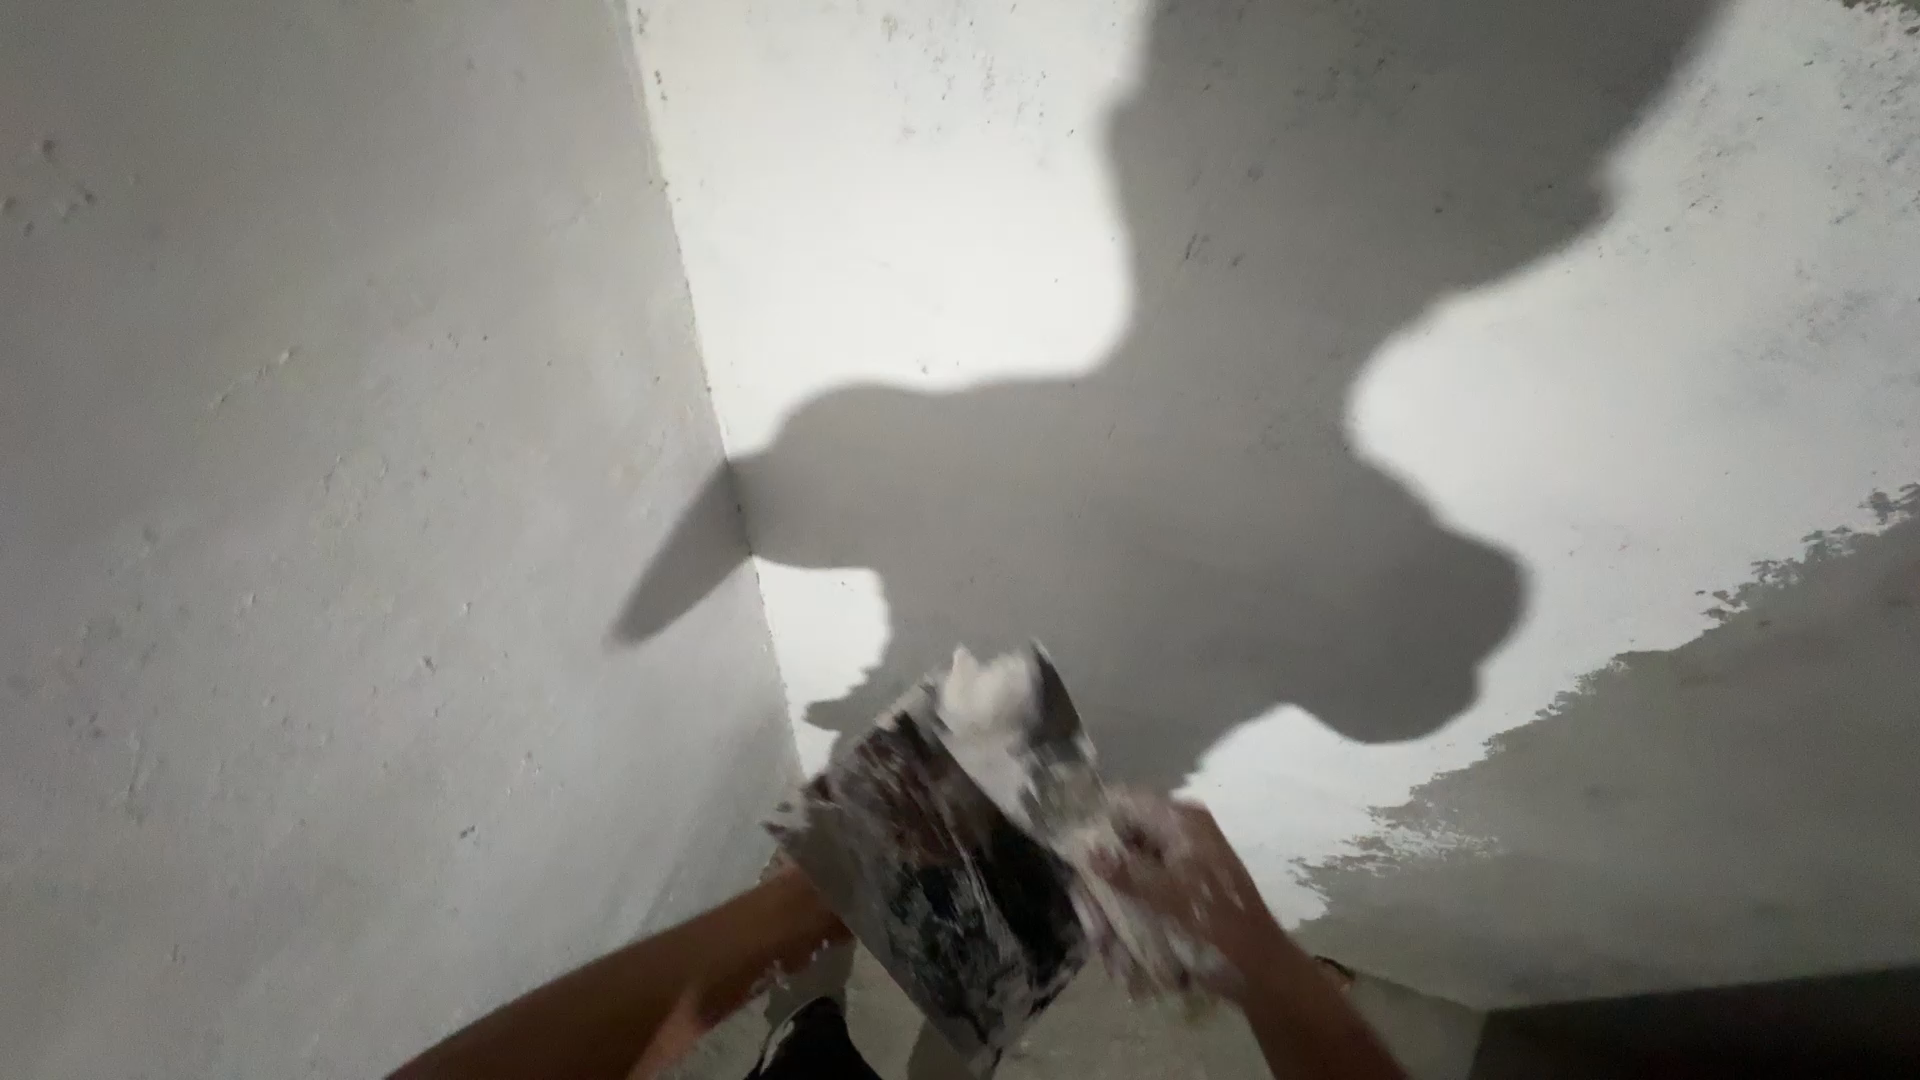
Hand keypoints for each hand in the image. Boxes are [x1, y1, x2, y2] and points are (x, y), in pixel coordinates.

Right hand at [1090, 794, 1292, 1001]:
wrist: (1264, 973)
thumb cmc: (1220, 928)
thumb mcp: (1170, 898)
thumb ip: (1127, 871)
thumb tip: (1088, 848)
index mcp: (1180, 822)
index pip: (1126, 802)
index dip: (1097, 821)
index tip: (1073, 849)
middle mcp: (1176, 833)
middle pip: (1120, 843)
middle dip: (1102, 885)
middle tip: (1094, 927)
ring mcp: (1177, 861)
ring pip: (1126, 874)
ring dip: (1112, 910)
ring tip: (1107, 952)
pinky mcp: (1178, 889)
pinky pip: (1141, 894)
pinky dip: (1129, 920)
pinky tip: (1120, 954)